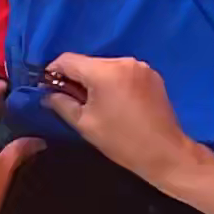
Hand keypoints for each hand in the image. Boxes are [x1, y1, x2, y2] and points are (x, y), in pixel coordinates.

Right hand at [42, 54, 207, 188]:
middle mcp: (123, 62)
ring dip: (94, 80)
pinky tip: (114, 101)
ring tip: (94, 103)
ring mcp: (140, 66)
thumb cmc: (121, 141)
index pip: (67, 60)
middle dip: (75, 78)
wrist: (166, 153)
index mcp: (104, 72)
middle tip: (69, 99)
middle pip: (87, 62)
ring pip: (104, 67)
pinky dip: (112, 82)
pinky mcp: (151, 75)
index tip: (48, 87)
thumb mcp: (84, 124)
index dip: (53, 71)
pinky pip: (122, 72)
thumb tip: (47, 93)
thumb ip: (61, 103)